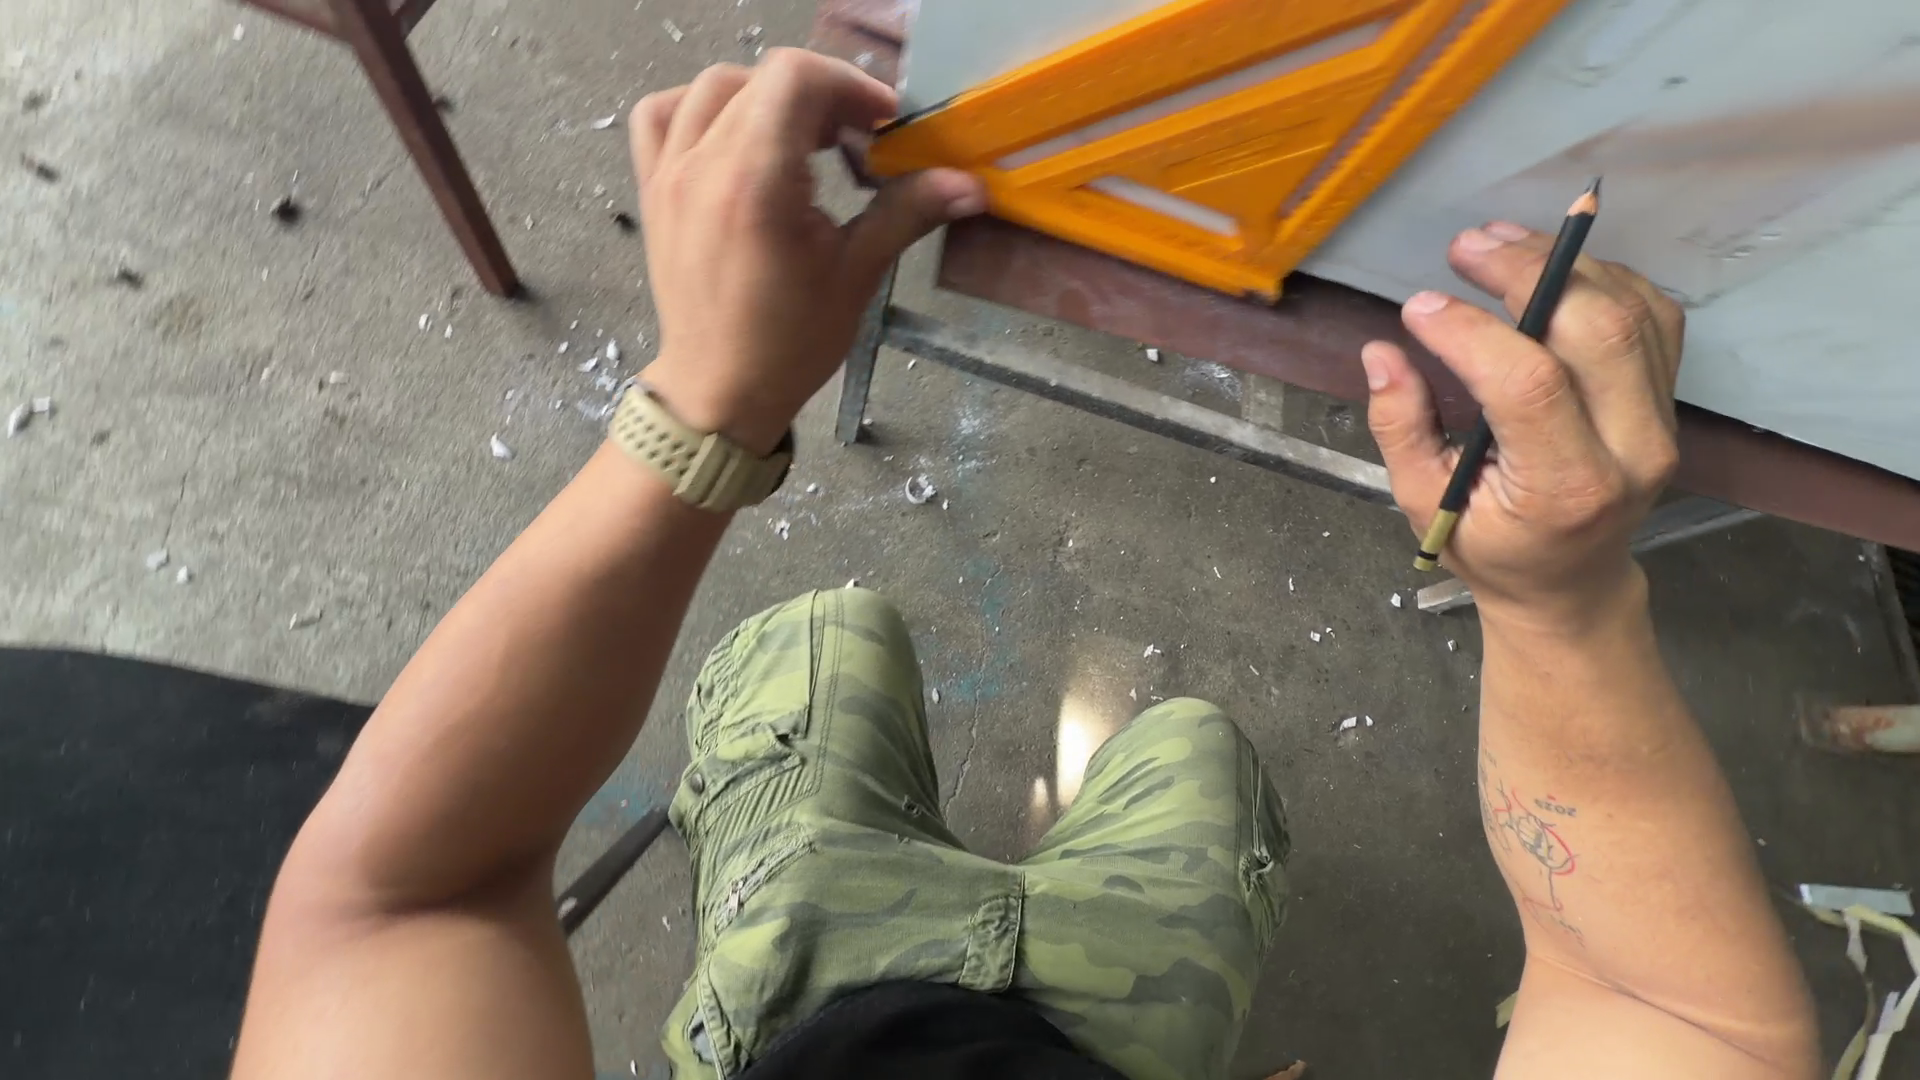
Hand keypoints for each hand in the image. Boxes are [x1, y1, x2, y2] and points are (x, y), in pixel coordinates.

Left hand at [628, 50, 986, 453]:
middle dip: (820, 98)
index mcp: (756, 183)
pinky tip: (734, 139)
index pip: (797, 79)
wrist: (721, 389)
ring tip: (801, 140)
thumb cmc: (792, 343)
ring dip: (767, 98)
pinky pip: (663, 115)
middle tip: (855, 143)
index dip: (849, 87)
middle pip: (763, 79)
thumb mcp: (856, 275)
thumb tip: (970, 185)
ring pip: (714, 87)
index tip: (881, 128)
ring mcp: (669, 172)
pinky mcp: (653, 188)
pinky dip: (702, 109)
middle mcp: (703, 163)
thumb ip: (906, 213)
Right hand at [1363, 221, 1684, 630]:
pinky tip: (1550, 268)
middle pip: (1596, 331)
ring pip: (1633, 312)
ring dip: (1565, 264)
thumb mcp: (1422, 504)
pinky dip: (1602, 279)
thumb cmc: (1486, 550)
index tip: (1416, 308)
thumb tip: (1383, 353)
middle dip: (1527, 274)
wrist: (1569, 583)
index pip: (1526, 385)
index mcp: (1564, 485)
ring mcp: (1662, 421)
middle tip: (1465, 247)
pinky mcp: (1667, 401)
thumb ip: (1400, 429)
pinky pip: (1652, 318)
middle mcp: (1632, 448)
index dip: (1470, 333)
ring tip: (1499, 242)